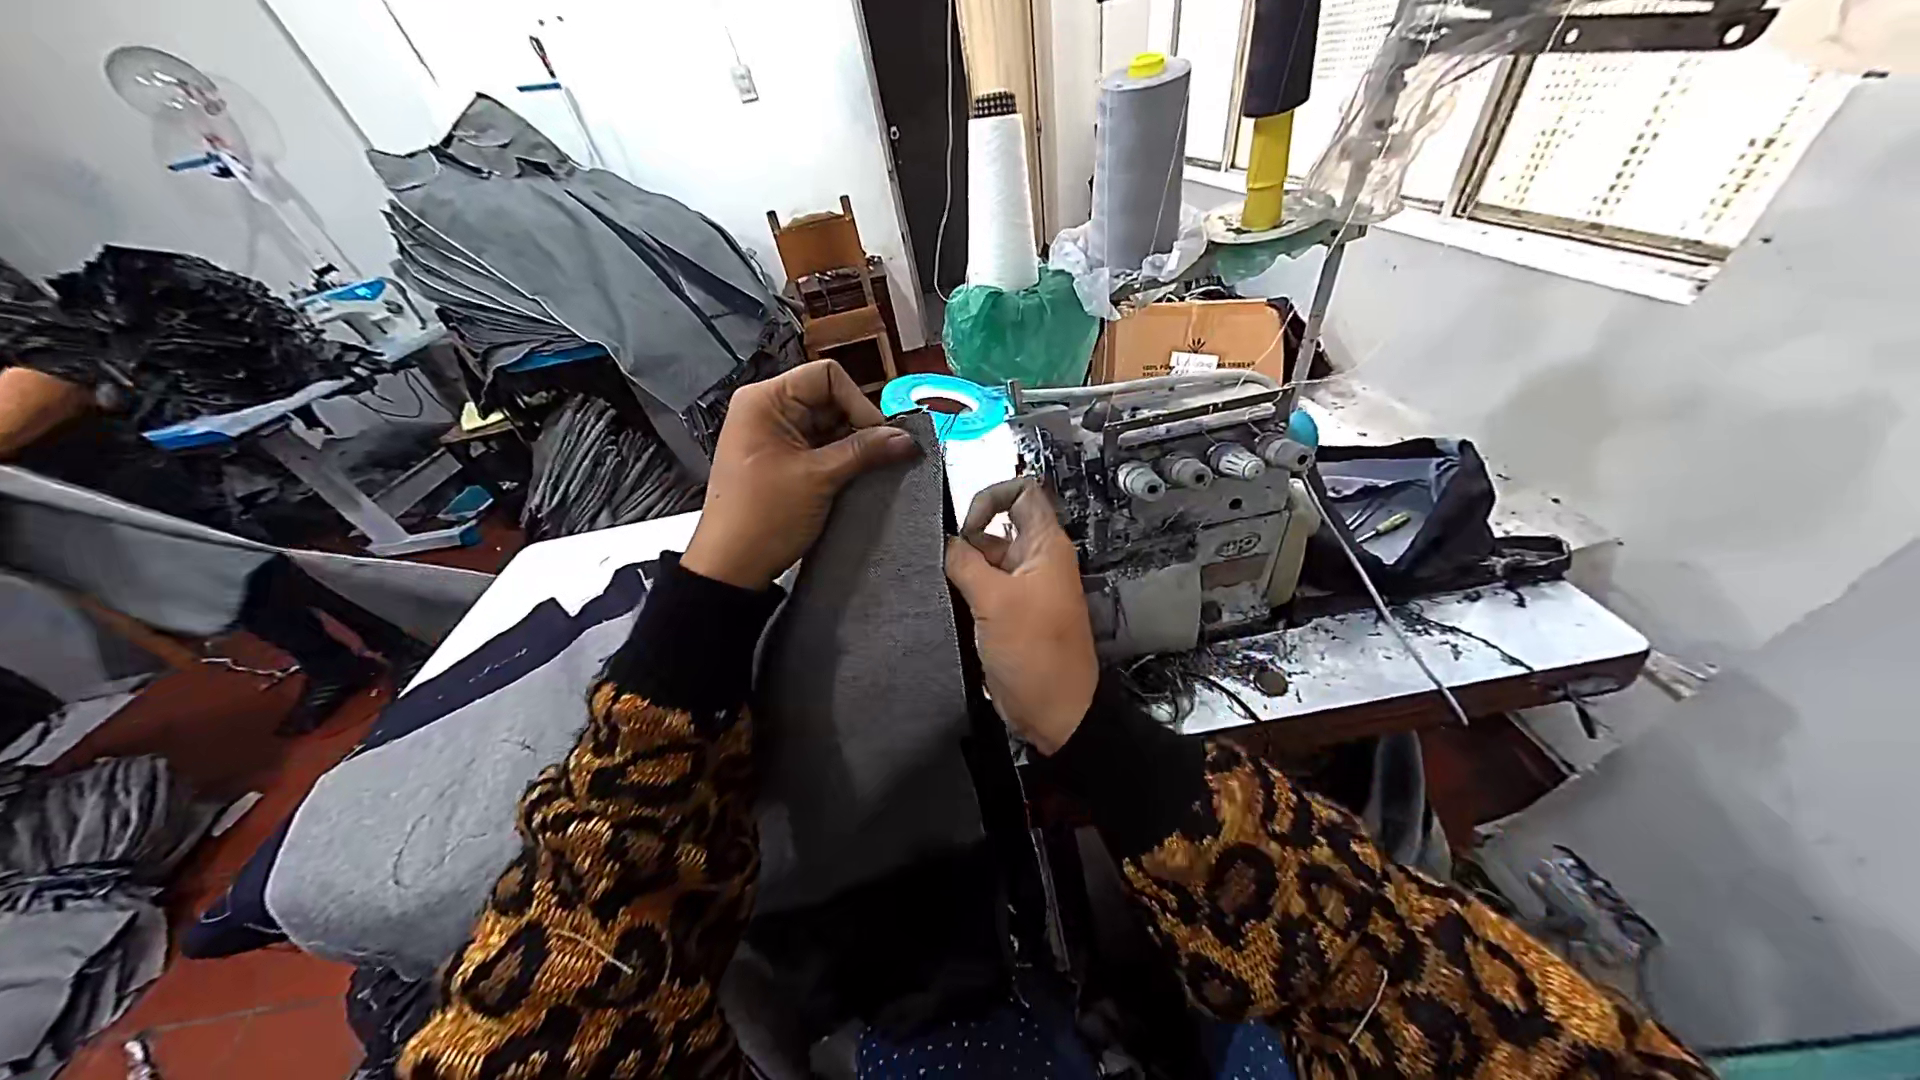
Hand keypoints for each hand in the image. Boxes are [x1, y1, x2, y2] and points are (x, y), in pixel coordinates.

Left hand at [683, 360, 917, 589]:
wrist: (732, 566)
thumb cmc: (764, 517)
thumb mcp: (820, 479)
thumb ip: (865, 452)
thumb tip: (907, 438)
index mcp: (765, 400)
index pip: (827, 377)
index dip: (858, 403)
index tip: (877, 437)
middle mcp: (767, 409)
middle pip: (830, 400)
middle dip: (858, 427)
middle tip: (877, 458)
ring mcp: (774, 435)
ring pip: (829, 425)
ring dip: (851, 446)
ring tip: (863, 472)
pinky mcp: (781, 459)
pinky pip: (820, 446)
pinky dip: (840, 459)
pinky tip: (850, 478)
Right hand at [945, 478, 1097, 754]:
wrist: (1053, 710)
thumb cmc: (1036, 654)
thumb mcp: (995, 601)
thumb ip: (966, 563)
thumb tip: (946, 542)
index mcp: (1045, 547)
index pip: (1023, 493)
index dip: (992, 498)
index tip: (967, 526)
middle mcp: (1034, 561)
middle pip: (996, 528)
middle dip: (966, 540)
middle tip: (943, 565)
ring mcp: (1020, 588)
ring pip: (984, 560)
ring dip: (961, 568)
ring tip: (940, 587)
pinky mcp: (1007, 612)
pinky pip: (981, 588)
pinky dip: (962, 591)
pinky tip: (943, 602)